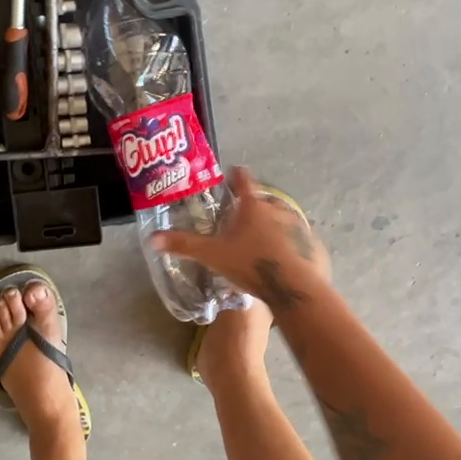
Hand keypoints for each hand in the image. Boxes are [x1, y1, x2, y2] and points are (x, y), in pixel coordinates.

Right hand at [151, 167, 330, 309]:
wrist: (293, 287)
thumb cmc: (250, 264)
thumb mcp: (212, 255)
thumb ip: (184, 245)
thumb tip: (152, 239)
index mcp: (252, 207)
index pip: (243, 180)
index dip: (236, 175)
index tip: (233, 171)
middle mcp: (276, 210)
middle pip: (262, 201)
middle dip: (251, 206)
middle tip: (239, 216)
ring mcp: (295, 226)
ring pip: (279, 219)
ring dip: (270, 225)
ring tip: (258, 239)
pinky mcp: (308, 244)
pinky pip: (294, 239)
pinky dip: (286, 243)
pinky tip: (278, 258)